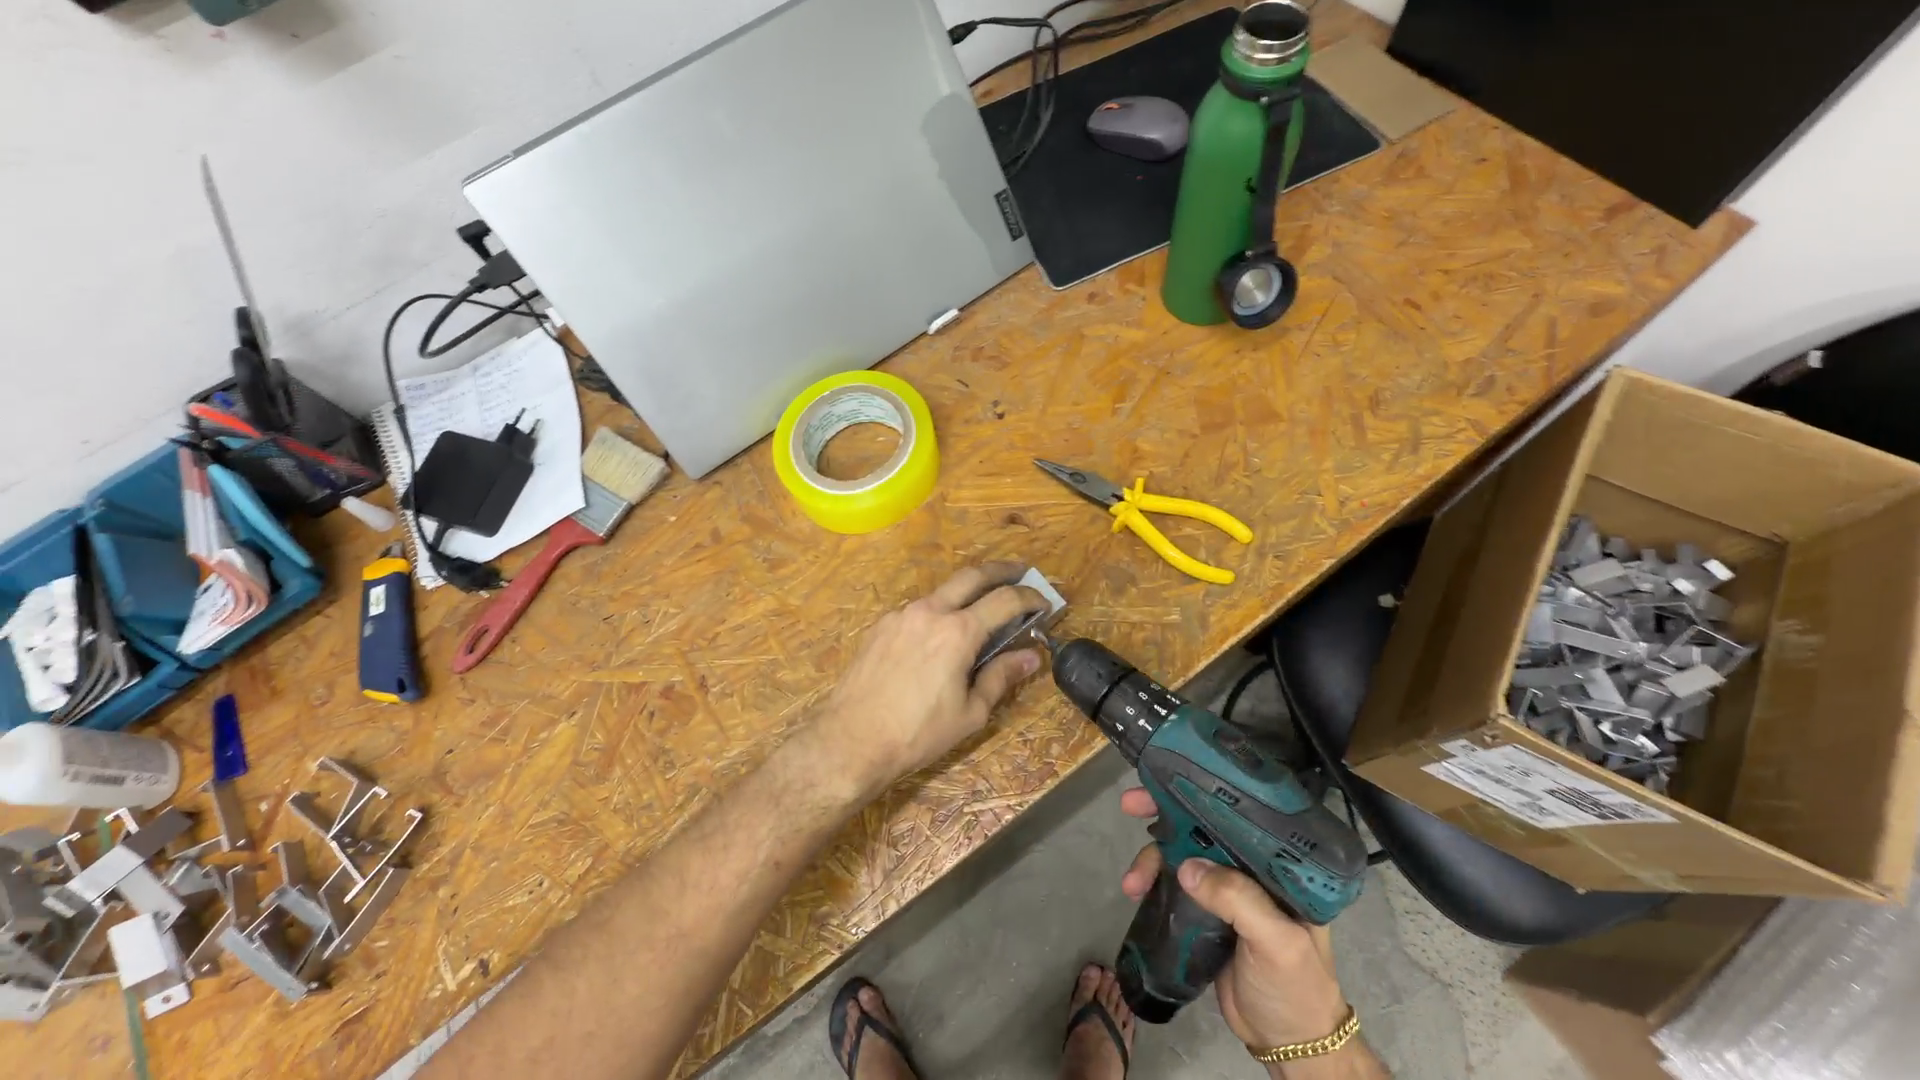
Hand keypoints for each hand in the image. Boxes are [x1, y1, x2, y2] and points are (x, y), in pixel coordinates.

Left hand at [812, 563, 1047, 794]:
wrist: (851, 740)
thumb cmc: (917, 734)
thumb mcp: (970, 713)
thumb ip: (1001, 678)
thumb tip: (1031, 656)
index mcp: (957, 633)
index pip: (1004, 600)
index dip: (1030, 597)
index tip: (1045, 601)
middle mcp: (929, 613)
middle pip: (972, 576)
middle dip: (1001, 571)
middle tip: (1020, 572)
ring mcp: (900, 616)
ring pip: (941, 593)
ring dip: (965, 594)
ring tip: (981, 609)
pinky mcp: (879, 627)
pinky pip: (916, 612)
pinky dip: (937, 614)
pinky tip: (939, 637)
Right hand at [1119, 788, 1349, 1051]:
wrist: (1288, 1043)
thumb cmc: (1297, 988)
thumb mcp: (1277, 942)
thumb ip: (1238, 900)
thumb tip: (1187, 868)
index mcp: (1280, 866)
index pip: (1241, 818)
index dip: (1204, 795)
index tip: (1168, 781)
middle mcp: (1254, 869)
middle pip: (1205, 829)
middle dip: (1166, 814)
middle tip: (1130, 804)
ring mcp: (1229, 891)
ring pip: (1183, 856)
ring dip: (1153, 859)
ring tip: (1132, 882)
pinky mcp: (1207, 914)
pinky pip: (1174, 886)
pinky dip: (1152, 882)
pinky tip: (1135, 890)